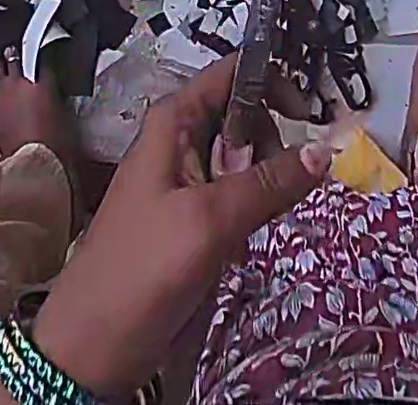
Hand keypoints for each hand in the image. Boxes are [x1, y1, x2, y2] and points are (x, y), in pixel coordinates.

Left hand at [29, 58, 332, 394]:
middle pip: (244, 113)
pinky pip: (237, 189)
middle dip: (270, 140)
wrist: (92, 345)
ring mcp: (187, 174)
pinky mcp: (194, 209)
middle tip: (277, 184)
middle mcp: (181, 136)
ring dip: (263, 179)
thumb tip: (325, 150)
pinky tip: (243, 236)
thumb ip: (268, 183)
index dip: (271, 81)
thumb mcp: (210, 220)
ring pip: (244, 154)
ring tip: (251, 218)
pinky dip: (252, 204)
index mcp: (176, 119)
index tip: (309, 116)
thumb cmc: (143, 268)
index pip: (230, 72)